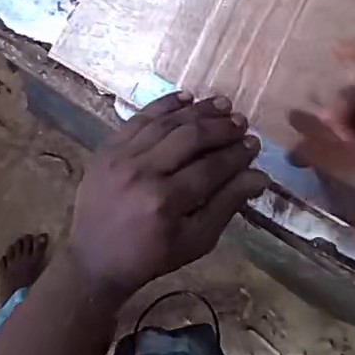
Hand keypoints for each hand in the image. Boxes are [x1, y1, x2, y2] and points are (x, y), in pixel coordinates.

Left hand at [66, 92, 267, 298]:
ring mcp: (121, 157)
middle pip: (189, 138)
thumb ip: (226, 205)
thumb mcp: (195, 241)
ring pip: (165, 123)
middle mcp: (143, 173)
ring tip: (221, 104)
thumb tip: (259, 176)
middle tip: (241, 121)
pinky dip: (163, 105)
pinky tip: (185, 97)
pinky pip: (139, 118)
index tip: (254, 144)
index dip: (236, 154)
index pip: (211, 168)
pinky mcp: (107, 148)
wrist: (96, 257)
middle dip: (220, 127)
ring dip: (196, 110)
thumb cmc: (151, 255)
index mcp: (166, 202)